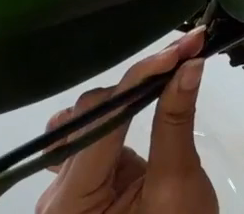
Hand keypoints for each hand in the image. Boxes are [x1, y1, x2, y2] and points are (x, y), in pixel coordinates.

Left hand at [37, 29, 216, 213]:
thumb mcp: (178, 187)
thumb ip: (175, 123)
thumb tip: (189, 64)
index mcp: (68, 208)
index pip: (101, 122)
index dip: (142, 76)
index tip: (185, 46)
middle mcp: (54, 198)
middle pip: (86, 118)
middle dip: (137, 80)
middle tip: (186, 54)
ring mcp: (66, 192)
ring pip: (85, 121)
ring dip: (127, 92)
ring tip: (169, 71)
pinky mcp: (84, 186)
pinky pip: (93, 137)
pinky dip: (121, 110)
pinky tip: (150, 92)